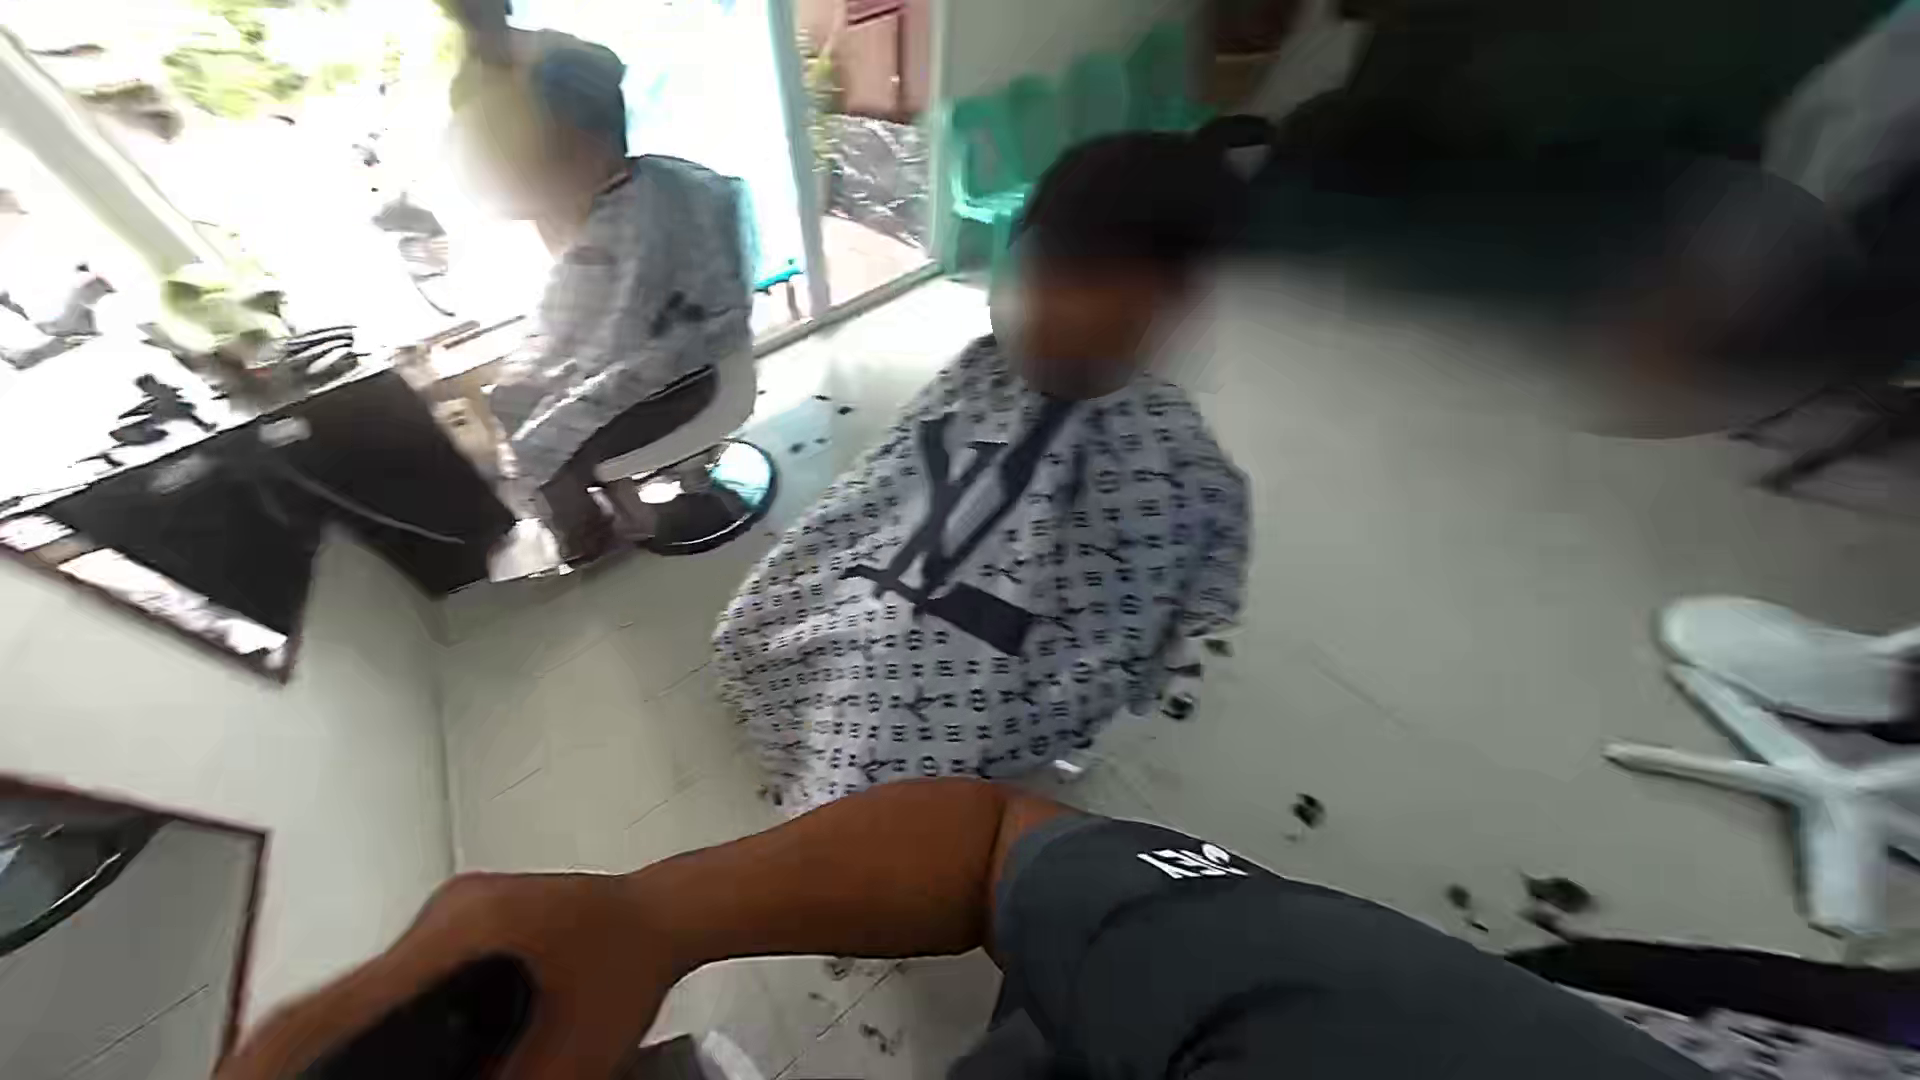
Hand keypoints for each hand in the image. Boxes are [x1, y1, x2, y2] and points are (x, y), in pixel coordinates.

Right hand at [217, 871, 676, 1079]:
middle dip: (281, 1068)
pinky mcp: (469, 917)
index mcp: (472, 926)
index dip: (265, 1067)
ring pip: (359, 986)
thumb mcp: (568, 1055)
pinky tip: (356, 1071)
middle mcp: (456, 907)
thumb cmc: (635, 965)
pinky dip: (360, 1025)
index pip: (336, 1002)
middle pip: (336, 998)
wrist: (670, 911)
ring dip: (319, 1050)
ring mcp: (461, 906)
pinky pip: (392, 976)